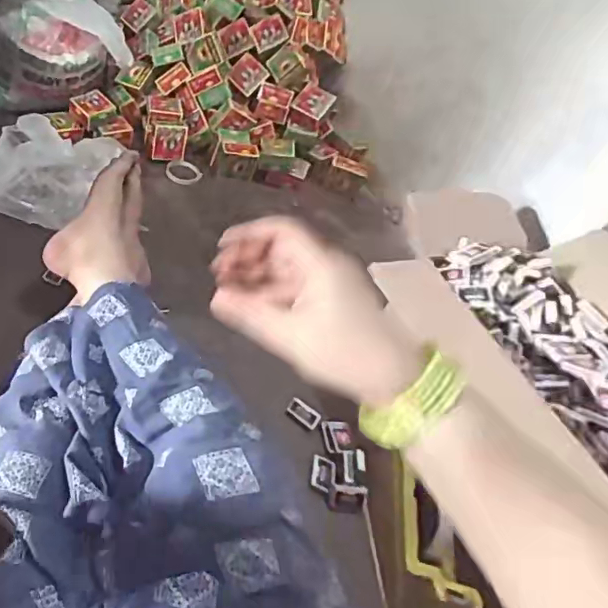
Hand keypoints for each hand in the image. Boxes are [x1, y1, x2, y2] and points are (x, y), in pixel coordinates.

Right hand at [43, 152, 150, 302]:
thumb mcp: (57, 249)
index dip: (120, 167)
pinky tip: (122, 252)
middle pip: (133, 195)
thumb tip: (67, 252)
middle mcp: (124, 222)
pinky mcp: (140, 267)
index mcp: (104, 208)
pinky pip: (133, 249)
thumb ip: (64, 243)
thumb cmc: (80, 258)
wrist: (108, 290)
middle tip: (135, 170)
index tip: (128, 156)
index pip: (113, 181)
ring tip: (126, 210)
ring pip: (135, 223)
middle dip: (133, 180)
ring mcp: (136, 245)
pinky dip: (127, 246)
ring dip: (131, 213)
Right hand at [211, 216, 423, 405]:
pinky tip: (249, 302)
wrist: (391, 377)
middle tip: (219, 272)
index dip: (249, 233)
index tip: (222, 247)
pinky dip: (269, 289)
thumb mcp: (289, 335)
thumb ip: (250, 314)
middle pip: (280, 247)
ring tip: (227, 288)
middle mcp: (325, 265)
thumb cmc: (343, 353)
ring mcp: (327, 281)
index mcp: (320, 264)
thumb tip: (216, 298)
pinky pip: (292, 284)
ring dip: (255, 274)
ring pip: (283, 267)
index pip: (282, 230)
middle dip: (247, 256)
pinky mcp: (328, 298)